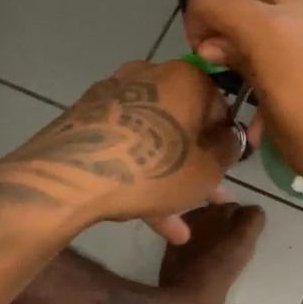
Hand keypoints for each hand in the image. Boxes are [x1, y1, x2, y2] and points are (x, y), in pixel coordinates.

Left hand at [0, 60, 237, 242]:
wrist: (71, 176)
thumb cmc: (154, 169)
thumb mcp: (207, 171)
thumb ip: (228, 151)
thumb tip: (232, 137)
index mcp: (187, 78)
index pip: (220, 106)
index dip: (225, 143)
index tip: (225, 172)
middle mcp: (150, 75)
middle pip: (184, 125)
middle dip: (196, 167)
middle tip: (205, 201)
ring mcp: (114, 94)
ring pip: (153, 139)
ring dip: (168, 180)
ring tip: (175, 228)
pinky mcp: (86, 116)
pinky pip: (126, 143)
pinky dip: (138, 172)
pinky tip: (144, 213)